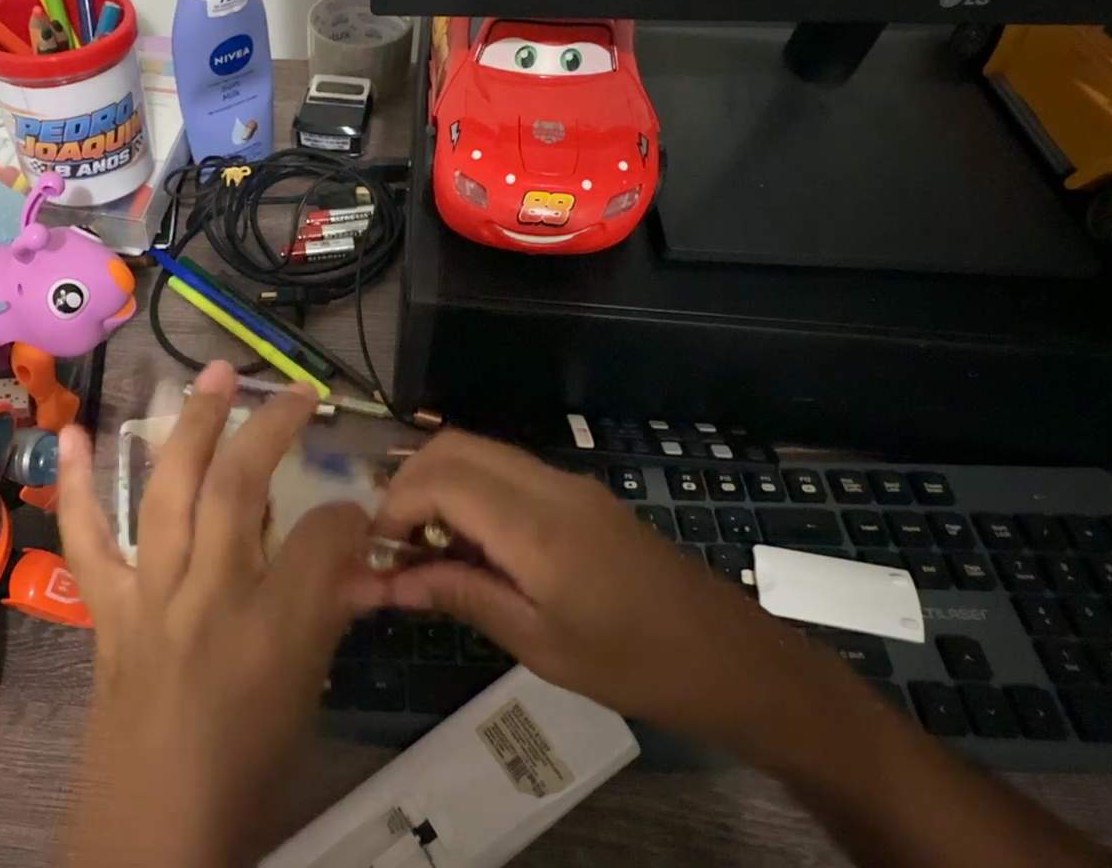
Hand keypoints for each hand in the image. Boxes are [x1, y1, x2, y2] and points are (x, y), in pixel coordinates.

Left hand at [55, 362, 373, 867]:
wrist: (154, 823)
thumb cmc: (244, 761)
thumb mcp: (307, 686)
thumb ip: (331, 611)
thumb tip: (355, 558)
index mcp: (274, 627)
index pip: (322, 538)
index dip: (347, 512)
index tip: (355, 507)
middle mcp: (210, 597)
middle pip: (238, 490)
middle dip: (267, 428)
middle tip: (290, 389)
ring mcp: (150, 596)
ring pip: (169, 493)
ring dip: (191, 426)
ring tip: (209, 375)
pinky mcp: (108, 609)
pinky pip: (85, 539)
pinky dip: (74, 484)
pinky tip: (69, 434)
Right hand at [361, 430, 845, 751]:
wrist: (731, 659)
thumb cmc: (633, 664)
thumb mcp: (538, 643)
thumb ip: (461, 597)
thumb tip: (390, 582)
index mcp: (536, 525)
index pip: (441, 477)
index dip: (396, 506)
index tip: (379, 551)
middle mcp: (549, 486)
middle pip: (456, 446)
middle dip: (409, 482)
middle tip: (395, 540)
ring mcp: (570, 485)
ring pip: (481, 452)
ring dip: (440, 484)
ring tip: (426, 546)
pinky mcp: (582, 495)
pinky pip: (509, 472)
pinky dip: (472, 491)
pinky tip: (471, 544)